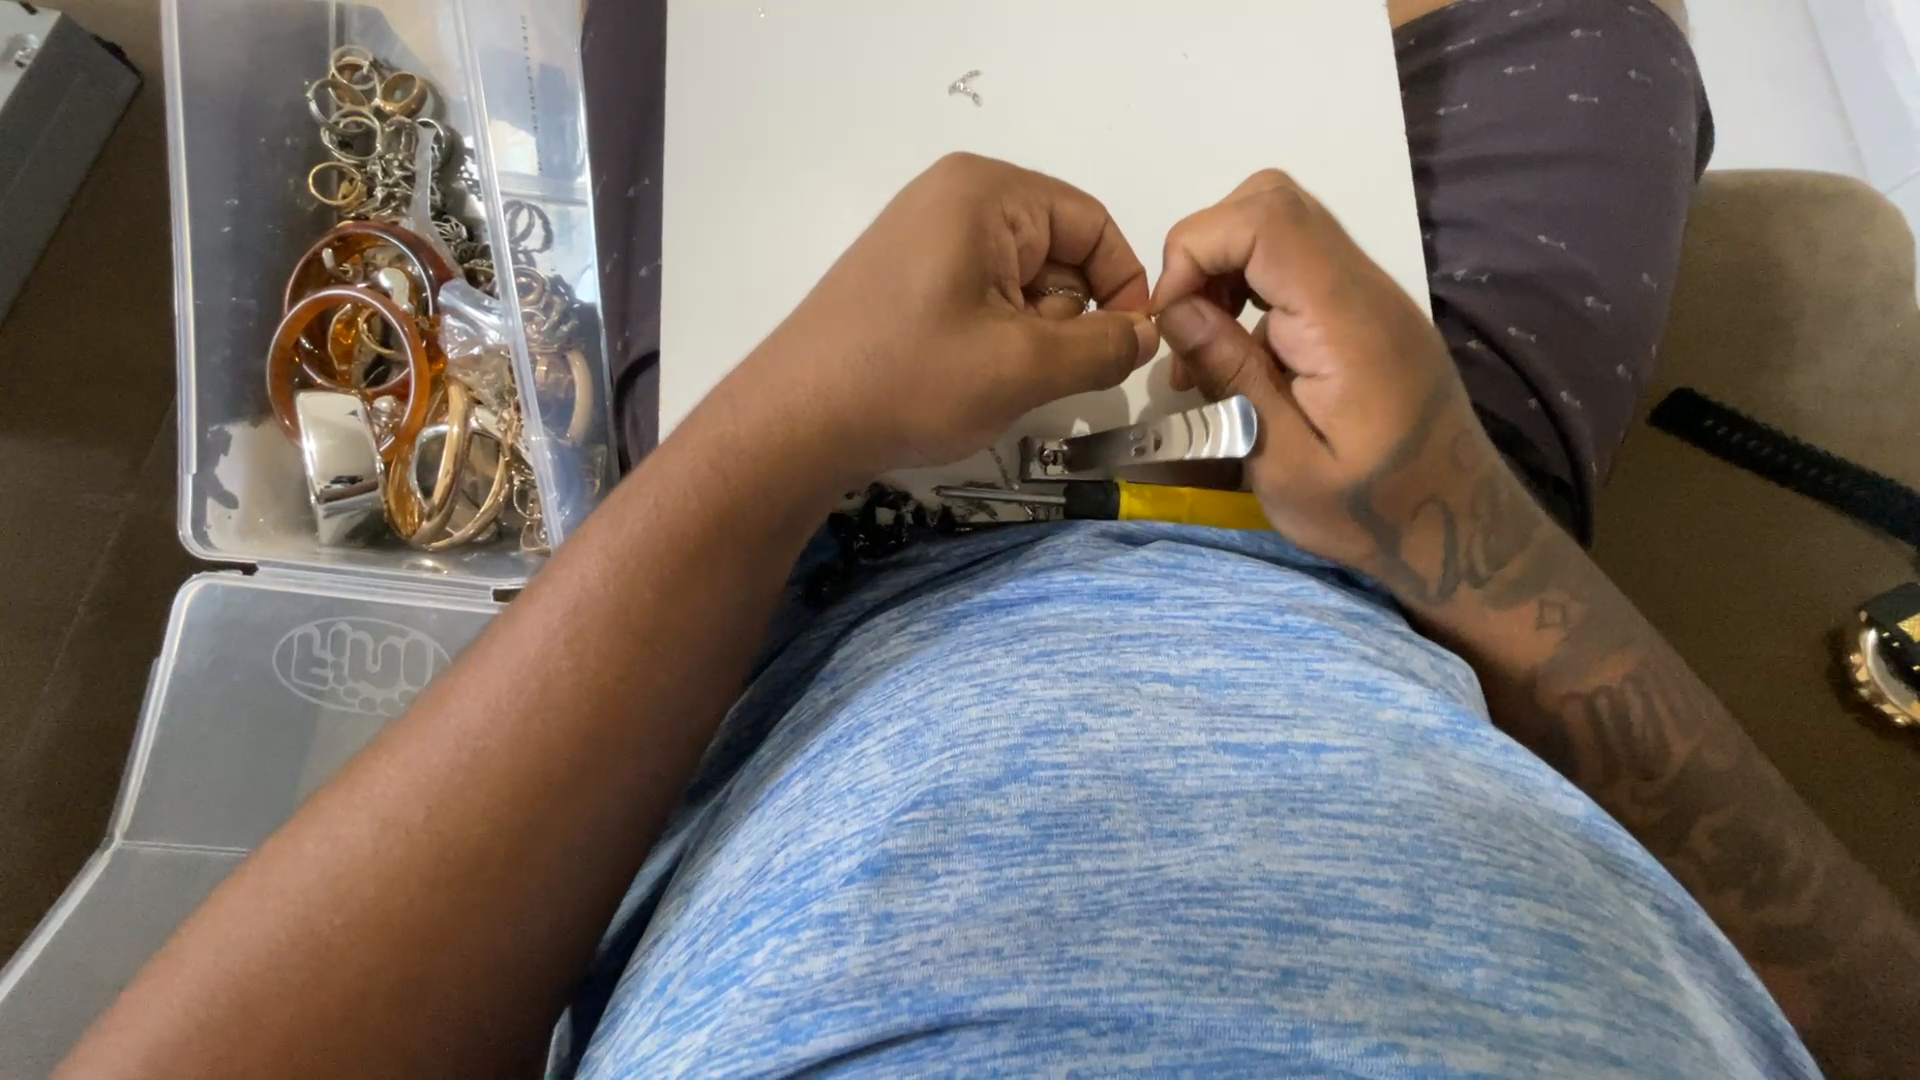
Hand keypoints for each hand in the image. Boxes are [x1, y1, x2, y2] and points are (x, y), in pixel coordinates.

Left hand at [724, 153, 1160, 480]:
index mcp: (986, 193)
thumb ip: (1103, 347)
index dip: (1123, 287)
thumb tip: (1145, 334)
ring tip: (991, 382)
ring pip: (1018, 287)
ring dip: (1027, 340)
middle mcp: (952, 201)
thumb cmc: (910, 381)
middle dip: (1064, 320)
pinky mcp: (905, 285)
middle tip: (1036, 375)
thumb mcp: (1024, 367)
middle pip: (1056, 254)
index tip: (1127, 350)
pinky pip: (979, 303)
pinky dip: (992, 344)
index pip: (1092, 223)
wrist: (796, 424)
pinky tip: (964, 381)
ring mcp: (923, 243)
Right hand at [1150, 171, 1548, 606]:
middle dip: (1203, 252)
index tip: (1166, 318)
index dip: (1196, 249)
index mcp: (1347, 323)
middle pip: (1273, 202)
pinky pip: (1290, 269)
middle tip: (1179, 328)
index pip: (1267, 220)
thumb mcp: (1283, 463)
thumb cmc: (1368, 510)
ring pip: (1279, 227)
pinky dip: (1242, 293)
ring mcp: (1365, 296)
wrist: (1452, 524)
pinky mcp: (1357, 314)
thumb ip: (1232, 377)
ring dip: (1219, 272)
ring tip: (1198, 350)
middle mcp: (1362, 289)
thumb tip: (1174, 308)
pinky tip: (1230, 357)